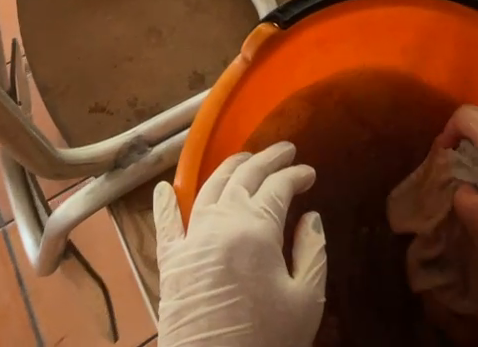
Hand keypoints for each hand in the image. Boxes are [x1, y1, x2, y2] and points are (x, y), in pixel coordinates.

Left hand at [153, 142, 326, 346]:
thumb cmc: (266, 342)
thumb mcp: (306, 300)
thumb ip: (312, 251)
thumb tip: (310, 217)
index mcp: (256, 229)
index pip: (279, 186)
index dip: (296, 175)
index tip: (309, 173)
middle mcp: (221, 224)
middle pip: (245, 177)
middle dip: (267, 159)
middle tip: (285, 150)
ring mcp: (191, 242)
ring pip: (209, 189)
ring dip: (229, 168)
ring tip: (245, 158)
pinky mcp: (169, 266)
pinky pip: (165, 227)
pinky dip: (165, 205)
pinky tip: (165, 189)